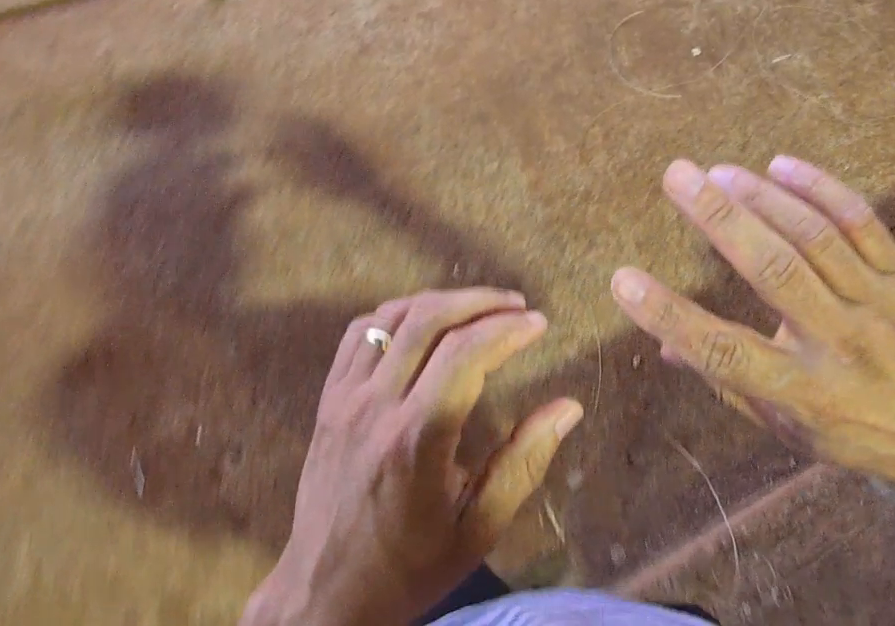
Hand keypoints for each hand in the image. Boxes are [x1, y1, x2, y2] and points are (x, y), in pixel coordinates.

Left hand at [241, 289, 583, 625]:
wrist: (326, 593)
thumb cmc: (410, 566)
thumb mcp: (479, 527)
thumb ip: (524, 462)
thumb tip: (569, 406)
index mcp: (417, 439)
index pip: (465, 354)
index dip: (506, 329)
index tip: (538, 323)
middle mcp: (376, 406)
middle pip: (429, 320)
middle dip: (479, 302)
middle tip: (516, 305)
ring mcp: (344, 398)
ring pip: (392, 317)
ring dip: (441, 301)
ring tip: (478, 307)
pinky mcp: (327, 399)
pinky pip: (359, 333)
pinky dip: (396, 314)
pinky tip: (423, 322)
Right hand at [610, 156, 894, 507]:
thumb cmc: (869, 437)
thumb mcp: (796, 433)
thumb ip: (733, 388)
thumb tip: (666, 350)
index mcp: (808, 394)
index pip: (725, 353)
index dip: (669, 317)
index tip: (623, 279)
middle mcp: (844, 345)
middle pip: (775, 272)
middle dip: (720, 219)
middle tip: (676, 177)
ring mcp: (881, 305)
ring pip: (817, 239)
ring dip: (762, 198)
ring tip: (718, 172)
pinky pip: (863, 222)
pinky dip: (822, 189)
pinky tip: (782, 165)